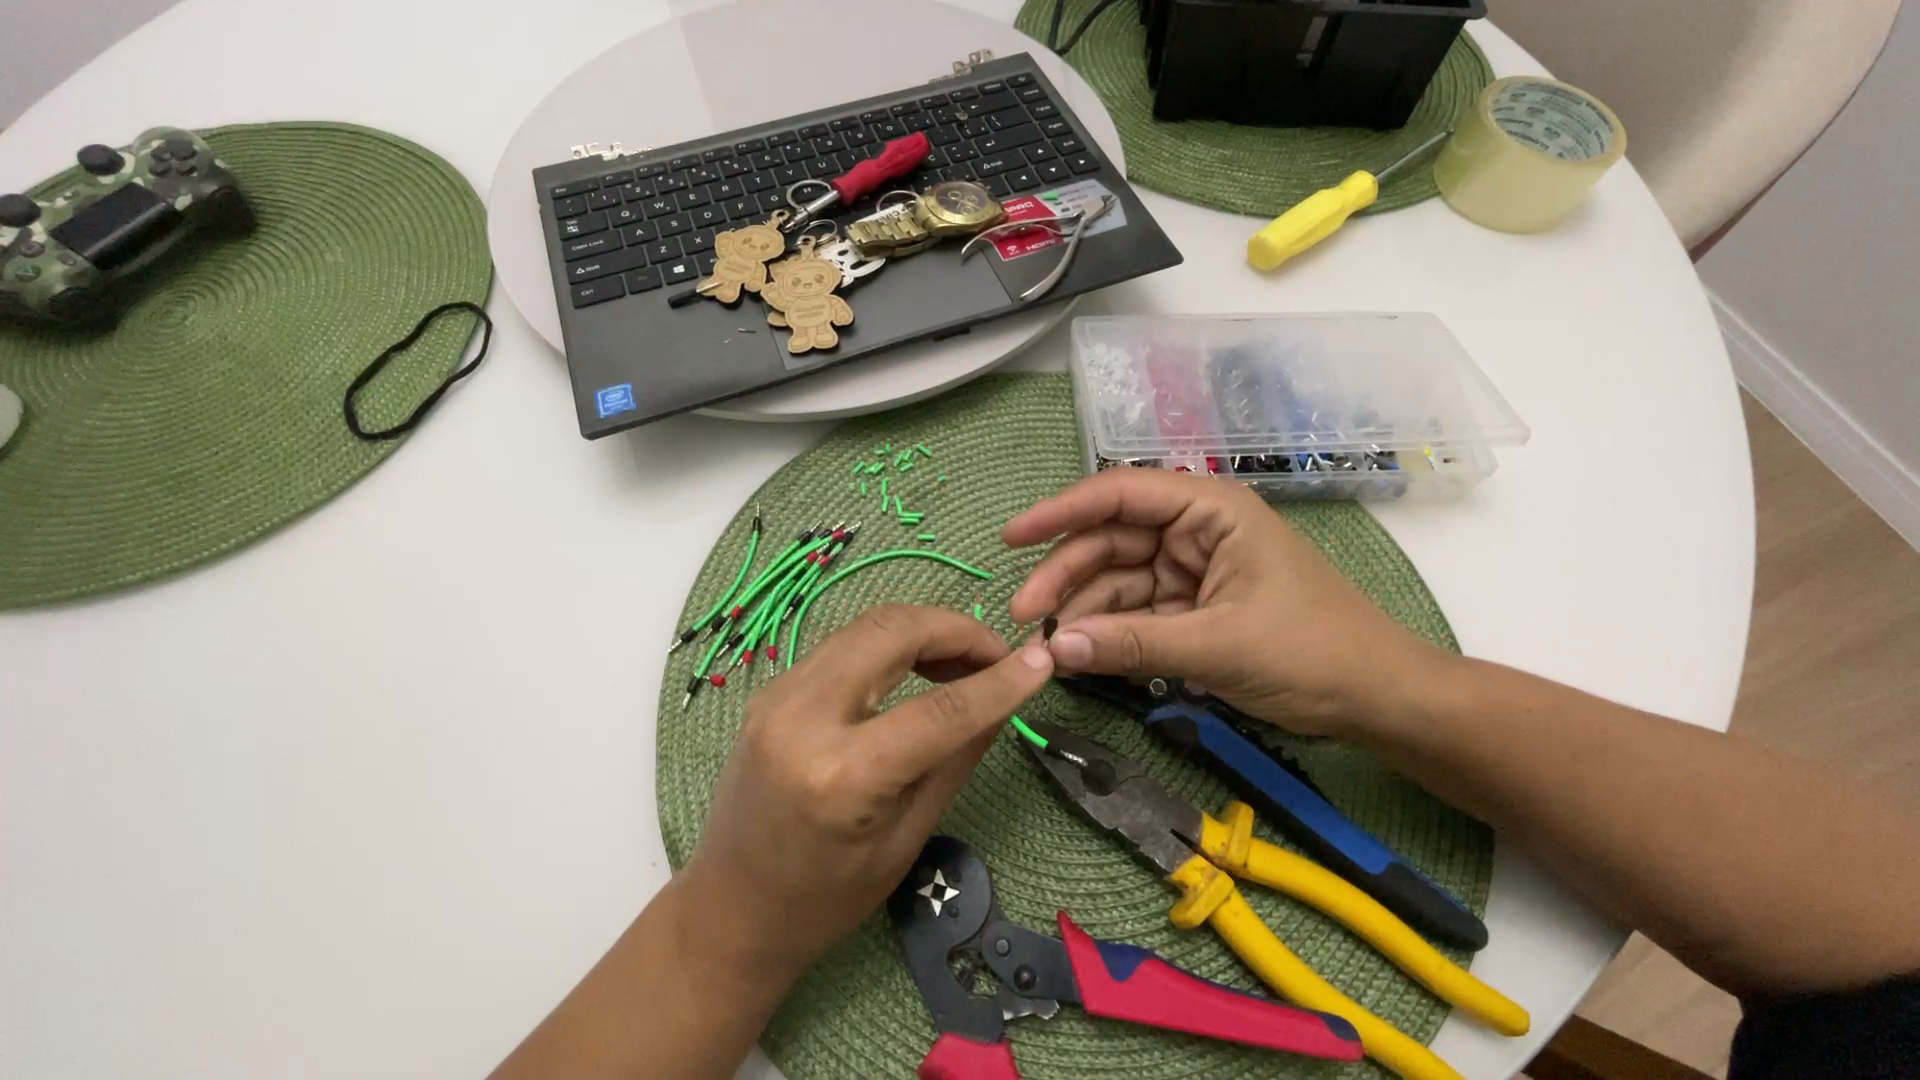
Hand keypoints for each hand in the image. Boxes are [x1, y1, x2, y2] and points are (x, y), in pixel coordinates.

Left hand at [678, 604, 1053, 984]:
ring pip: (865, 627)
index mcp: (841, 775)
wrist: (729, 910)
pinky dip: (889, 646)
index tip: (1041, 660)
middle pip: (893, 632)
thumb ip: (956, 759)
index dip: (998, 680)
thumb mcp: (906, 840)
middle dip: (956, 628)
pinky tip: (918, 670)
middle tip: (997, 654)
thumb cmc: (823, 900)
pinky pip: (842, 646)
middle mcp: (801, 718)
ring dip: (923, 631)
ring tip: (964, 663)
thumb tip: (1003, 700)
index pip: (940, 709)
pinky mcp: (770, 691)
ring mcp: (776, 696)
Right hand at [1003, 469, 1446, 734]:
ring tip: (1046, 645)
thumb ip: (1133, 644)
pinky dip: (1107, 632)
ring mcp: (1191, 571)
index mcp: (1211, 510)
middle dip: (1066, 575)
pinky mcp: (1190, 609)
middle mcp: (1195, 531)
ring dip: (1081, 609)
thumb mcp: (1219, 645)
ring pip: (1117, 580)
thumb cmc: (1313, 652)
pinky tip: (1079, 653)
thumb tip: (1054, 647)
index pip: (1121, 494)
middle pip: (1110, 540)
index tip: (1012, 537)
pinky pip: (1134, 613)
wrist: (1377, 700)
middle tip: (1022, 616)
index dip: (1061, 511)